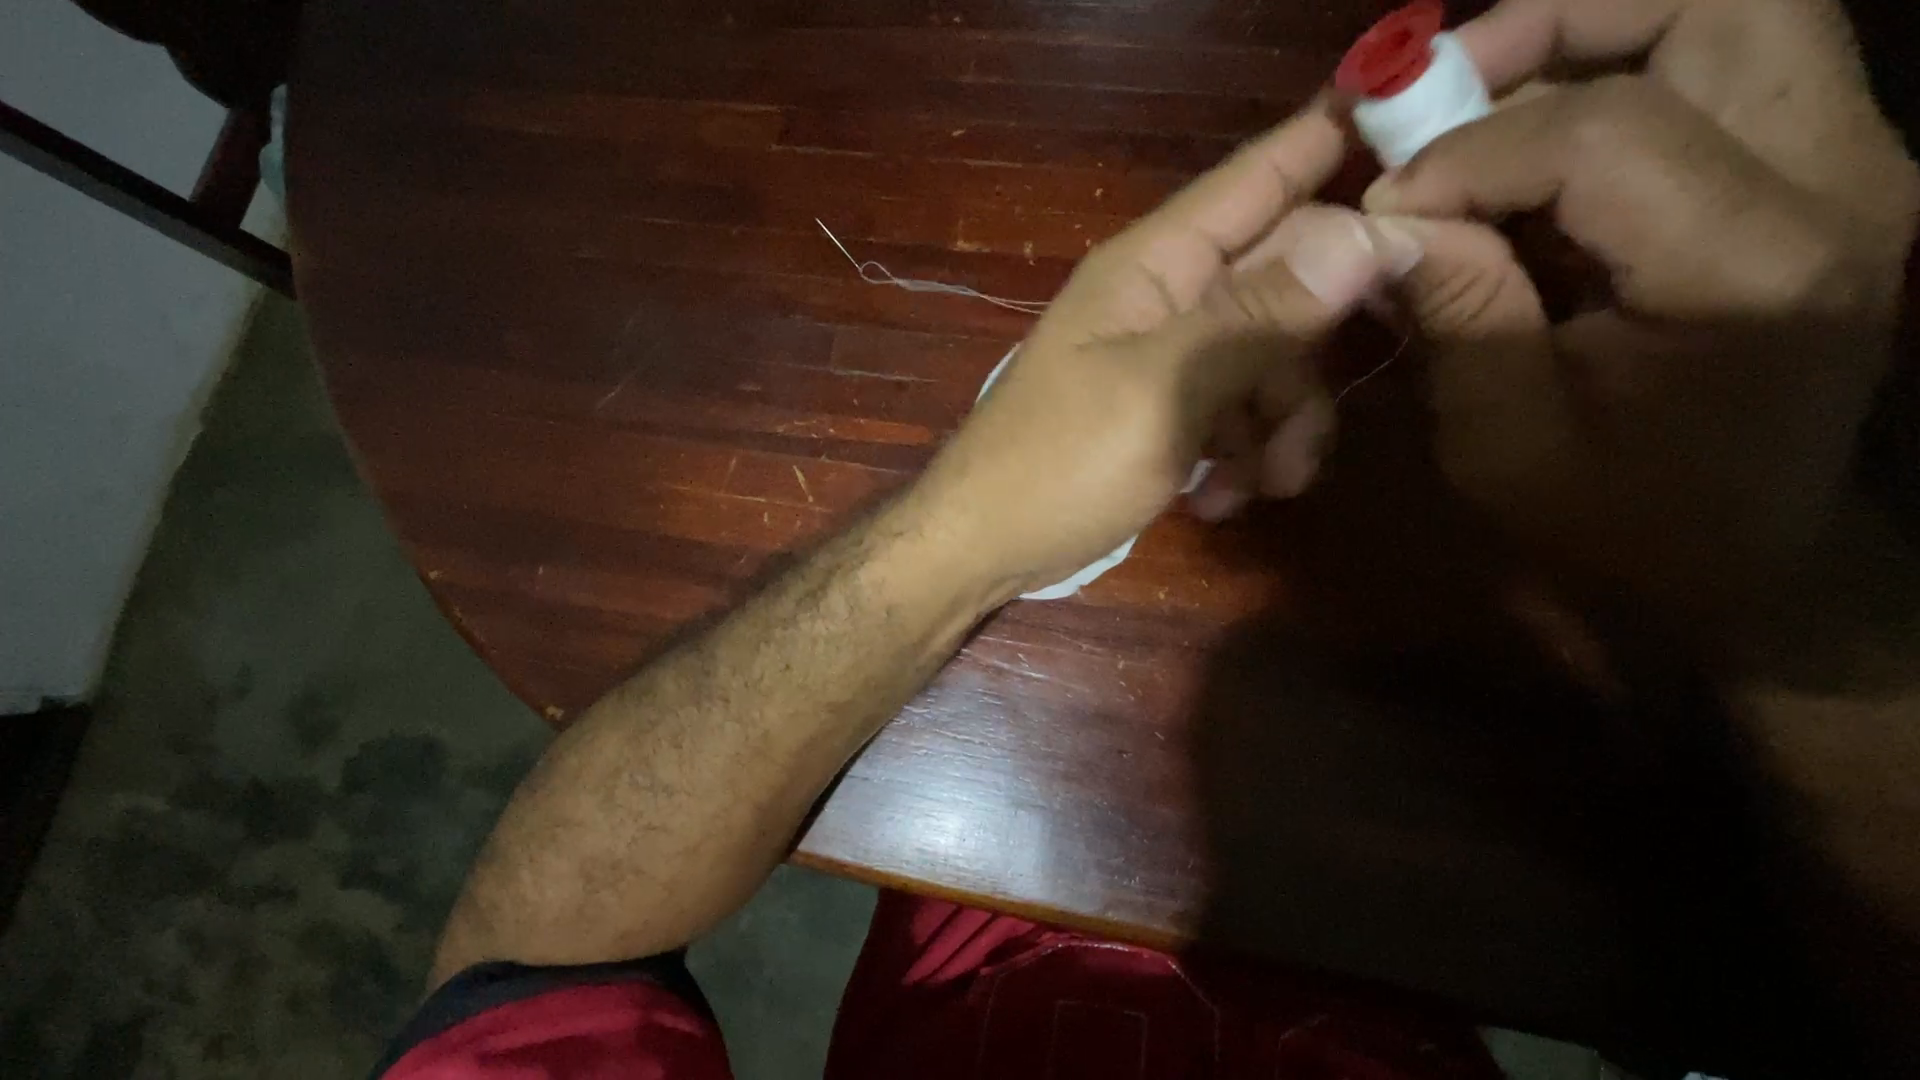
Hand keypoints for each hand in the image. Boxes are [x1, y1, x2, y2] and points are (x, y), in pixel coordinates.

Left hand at [904, 104, 1419, 599]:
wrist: (985, 546)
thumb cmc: (1058, 462)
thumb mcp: (1163, 389)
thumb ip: (1259, 317)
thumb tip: (1368, 237)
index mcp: (1154, 265)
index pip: (1255, 181)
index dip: (1327, 154)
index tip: (1415, 155)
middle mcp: (1164, 299)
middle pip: (1282, 286)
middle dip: (1310, 362)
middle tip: (1314, 433)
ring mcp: (1163, 360)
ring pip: (1268, 364)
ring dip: (1278, 430)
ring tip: (1263, 488)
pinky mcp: (1162, 414)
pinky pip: (1232, 414)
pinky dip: (1238, 458)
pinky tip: (1217, 502)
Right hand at [1365, 0, 1917, 629]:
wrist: (1751, 553)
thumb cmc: (1619, 521)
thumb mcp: (1505, 441)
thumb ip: (1457, 312)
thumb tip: (1388, 217)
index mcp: (1752, 270)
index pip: (1607, 132)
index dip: (1469, 149)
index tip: (1380, 200)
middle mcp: (1837, 182)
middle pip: (1714, 4)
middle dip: (1550, 25)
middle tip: (1437, 89)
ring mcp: (1849, 163)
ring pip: (1730, 11)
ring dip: (1585, 35)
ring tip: (1475, 100)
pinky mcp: (1821, 170)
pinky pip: (1722, 64)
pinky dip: (1610, 74)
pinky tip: (1527, 142)